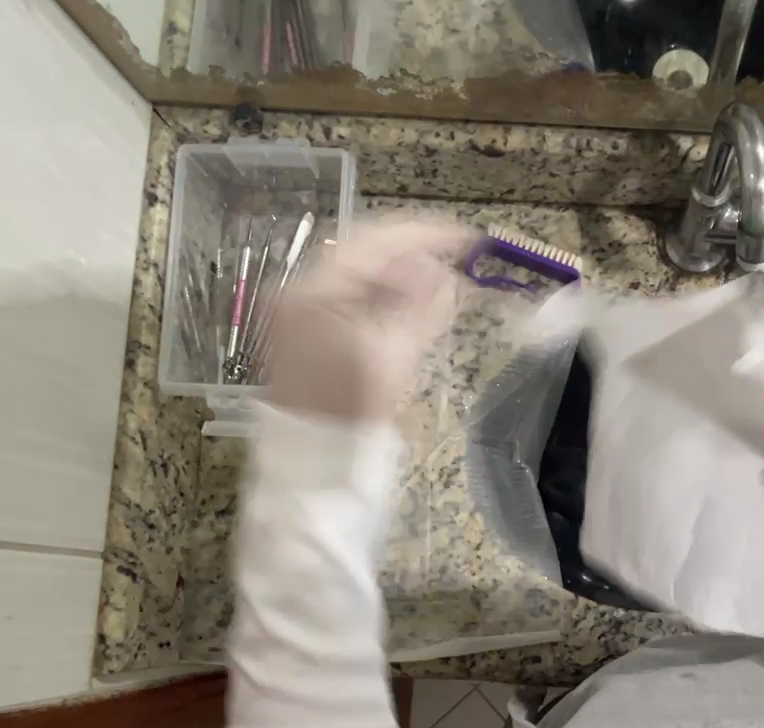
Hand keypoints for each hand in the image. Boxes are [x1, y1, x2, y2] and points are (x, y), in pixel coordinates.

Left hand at [255, 219, 474, 421]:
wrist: (314, 456)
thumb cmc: (352, 409)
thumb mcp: (394, 355)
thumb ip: (420, 306)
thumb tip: (440, 270)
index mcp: (315, 291)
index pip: (374, 242)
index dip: (424, 235)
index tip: (464, 240)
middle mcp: (300, 290)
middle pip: (364, 255)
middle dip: (413, 255)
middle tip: (456, 261)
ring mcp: (299, 309)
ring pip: (358, 276)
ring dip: (400, 277)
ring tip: (438, 286)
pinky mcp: (306, 329)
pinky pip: (350, 297)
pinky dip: (382, 297)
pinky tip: (409, 307)